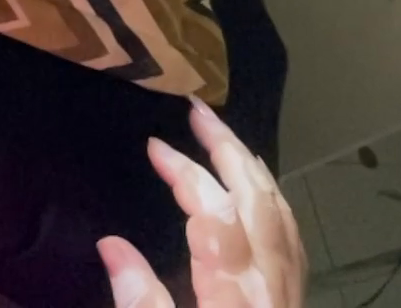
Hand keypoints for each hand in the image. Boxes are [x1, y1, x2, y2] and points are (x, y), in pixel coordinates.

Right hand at [98, 101, 305, 307]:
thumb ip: (140, 303)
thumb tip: (110, 243)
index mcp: (236, 299)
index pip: (217, 216)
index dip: (187, 173)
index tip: (155, 147)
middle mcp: (270, 290)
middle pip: (258, 204)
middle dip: (228, 149)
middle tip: (197, 110)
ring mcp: (288, 299)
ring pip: (280, 218)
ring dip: (250, 168)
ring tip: (223, 135)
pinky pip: (290, 240)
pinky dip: (273, 201)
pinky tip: (259, 190)